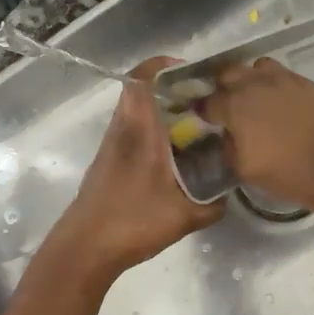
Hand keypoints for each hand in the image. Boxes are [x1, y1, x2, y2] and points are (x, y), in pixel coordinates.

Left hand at [52, 57, 223, 276]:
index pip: (142, 79)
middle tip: (203, 98)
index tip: (192, 71)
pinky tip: (176, 154)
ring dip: (162, 110)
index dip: (163, 65)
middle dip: (172, 88)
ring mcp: (113, 146)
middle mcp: (124, 131)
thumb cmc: (132, 223)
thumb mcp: (185, 217)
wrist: (85, 249)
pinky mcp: (109, 162)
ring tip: (195, 123)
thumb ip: (213, 204)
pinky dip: (154, 131)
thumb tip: (228, 193)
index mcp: (141, 132)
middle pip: (141, 91)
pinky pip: (134, 132)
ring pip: (137, 112)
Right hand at [202, 58, 313, 202]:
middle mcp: (255, 84)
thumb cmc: (286, 171)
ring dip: (251, 78)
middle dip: (224, 87)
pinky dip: (275, 84)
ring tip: (256, 97)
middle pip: (229, 73)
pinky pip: (282, 74)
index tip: (206, 120)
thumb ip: (228, 148)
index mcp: (234, 105)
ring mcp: (282, 79)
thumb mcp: (244, 169)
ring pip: (257, 67)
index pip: (208, 102)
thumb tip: (228, 135)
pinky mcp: (305, 82)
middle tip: (228, 105)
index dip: (204, 112)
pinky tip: (281, 102)